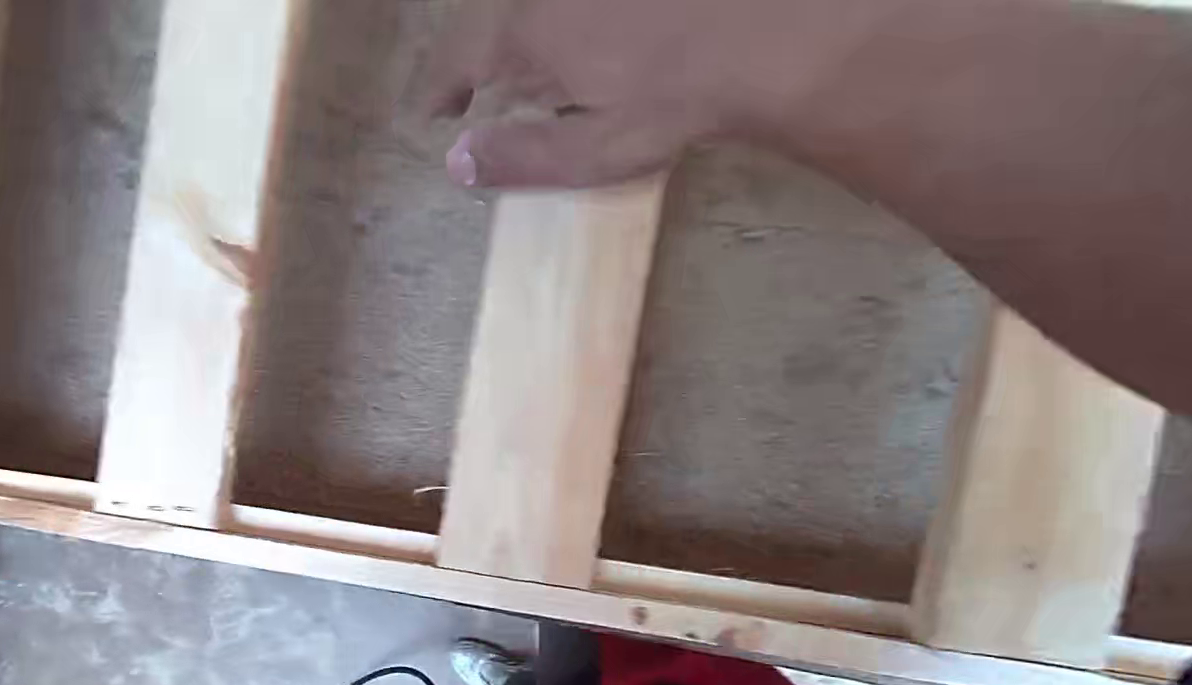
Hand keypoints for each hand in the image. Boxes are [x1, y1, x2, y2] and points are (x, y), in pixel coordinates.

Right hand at [416, 0, 885, 187]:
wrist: (762, 33)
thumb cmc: (672, 103)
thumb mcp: (590, 152)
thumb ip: (521, 158)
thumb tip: (456, 163)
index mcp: (532, 34)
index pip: (460, 55)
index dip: (438, 86)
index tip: (428, 112)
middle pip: (496, 26)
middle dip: (480, 65)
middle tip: (472, 98)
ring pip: (534, 11)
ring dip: (523, 44)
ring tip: (530, 83)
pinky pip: (566, 12)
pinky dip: (560, 33)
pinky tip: (587, 57)